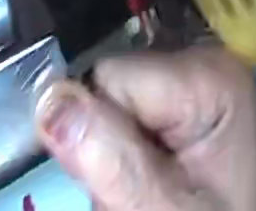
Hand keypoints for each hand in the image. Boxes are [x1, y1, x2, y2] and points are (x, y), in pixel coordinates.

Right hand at [34, 48, 255, 210]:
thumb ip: (113, 159)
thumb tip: (49, 100)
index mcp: (207, 73)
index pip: (108, 78)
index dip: (100, 134)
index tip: (125, 184)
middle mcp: (201, 59)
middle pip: (108, 87)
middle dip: (106, 144)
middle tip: (140, 196)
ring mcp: (196, 80)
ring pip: (112, 102)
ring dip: (115, 152)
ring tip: (153, 193)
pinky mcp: (189, 101)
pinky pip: (129, 113)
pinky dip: (130, 153)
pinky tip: (156, 184)